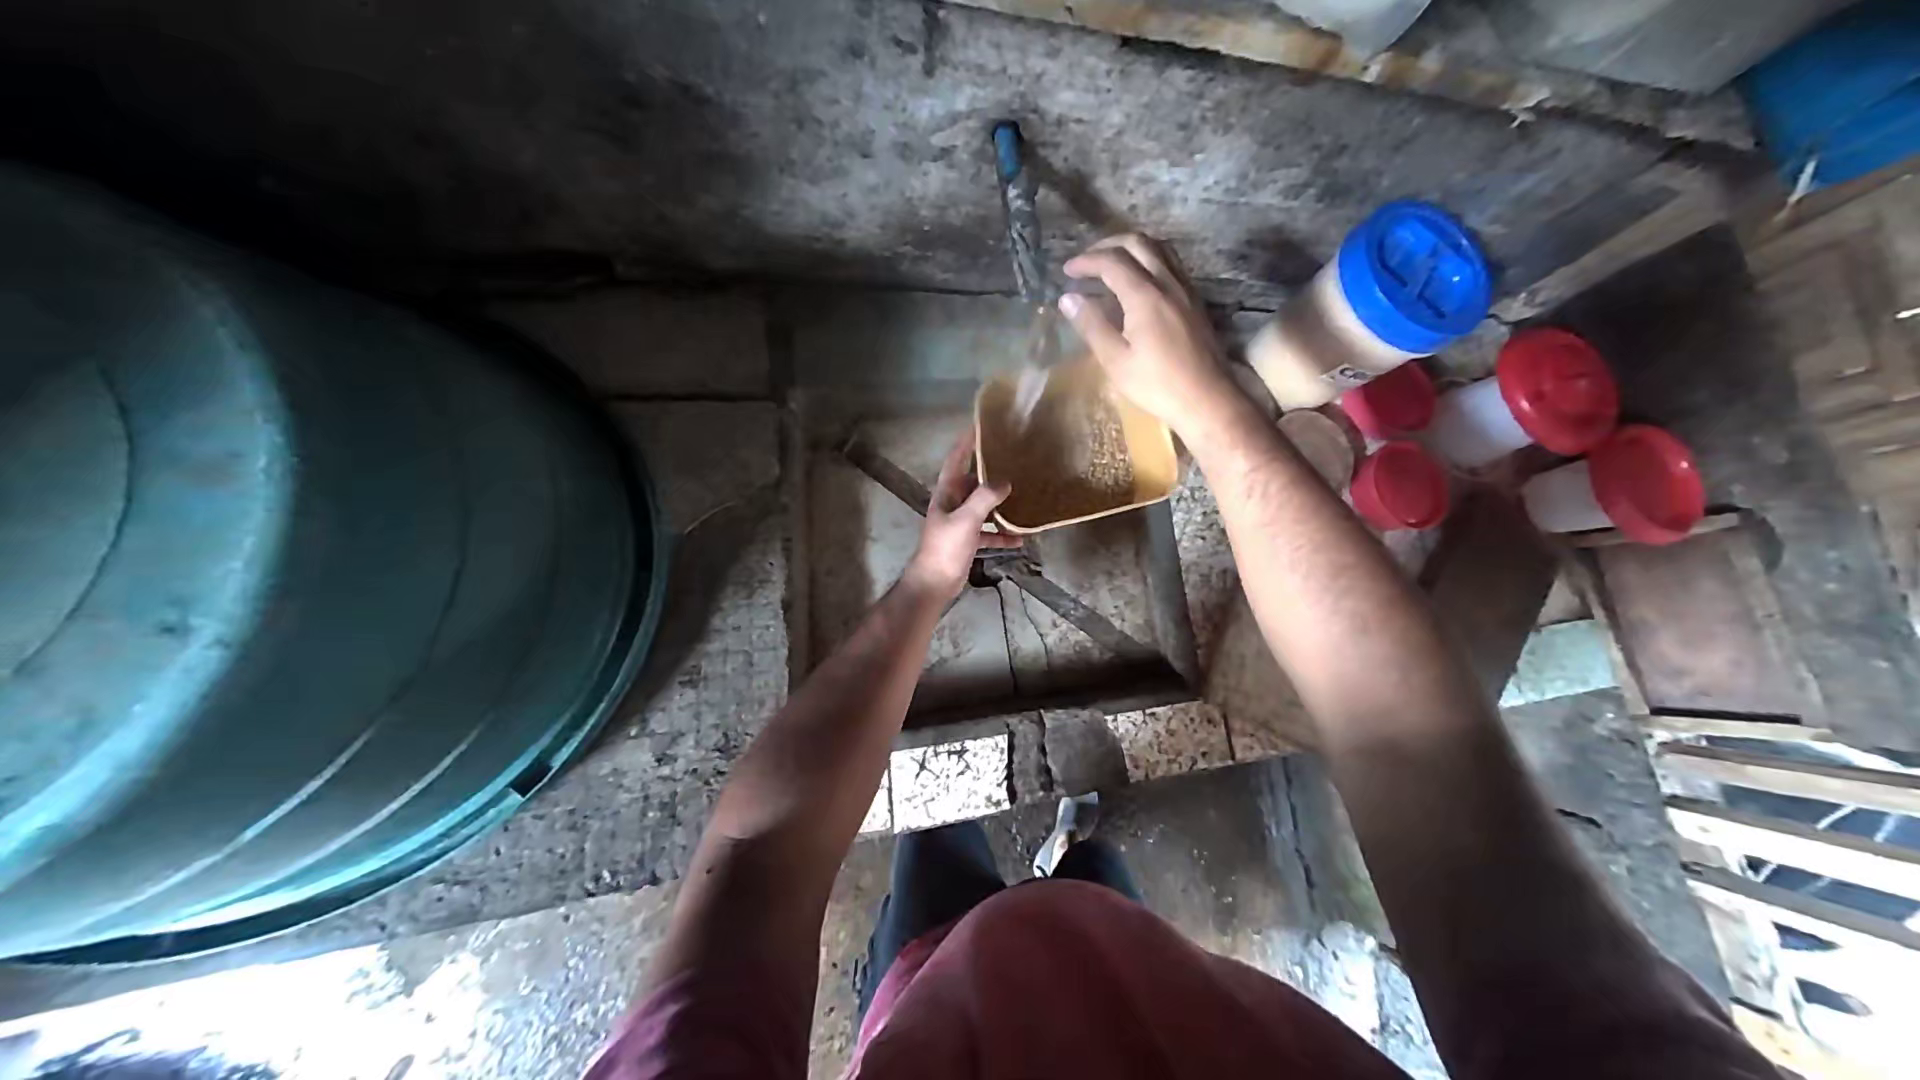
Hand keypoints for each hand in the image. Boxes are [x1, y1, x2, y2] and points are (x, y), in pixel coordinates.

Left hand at [902, 428, 1020, 601]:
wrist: (935, 582)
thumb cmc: (946, 547)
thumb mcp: (967, 519)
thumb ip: (985, 498)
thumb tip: (1004, 481)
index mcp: (946, 493)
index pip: (956, 460)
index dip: (966, 442)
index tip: (980, 426)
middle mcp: (952, 504)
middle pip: (971, 482)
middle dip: (989, 472)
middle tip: (1012, 459)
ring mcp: (959, 523)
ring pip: (982, 507)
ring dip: (999, 503)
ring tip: (1021, 493)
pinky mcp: (967, 541)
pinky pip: (987, 533)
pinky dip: (1001, 534)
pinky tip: (1020, 537)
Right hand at [1058, 234, 1242, 436]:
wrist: (1206, 399)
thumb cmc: (1156, 385)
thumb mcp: (1116, 360)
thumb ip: (1092, 325)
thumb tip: (1068, 298)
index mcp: (1145, 296)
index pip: (1112, 262)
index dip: (1086, 261)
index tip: (1067, 271)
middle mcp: (1167, 282)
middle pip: (1137, 243)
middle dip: (1107, 245)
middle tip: (1086, 261)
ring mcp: (1185, 289)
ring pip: (1158, 249)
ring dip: (1130, 248)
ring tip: (1110, 264)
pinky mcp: (1194, 300)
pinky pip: (1170, 264)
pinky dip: (1148, 260)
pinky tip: (1137, 281)